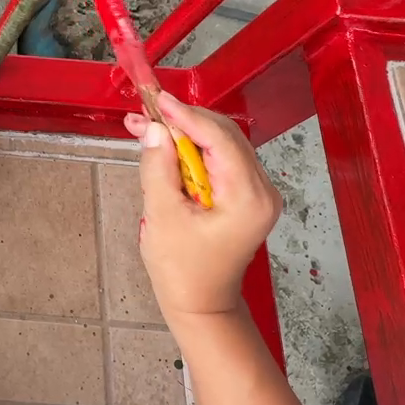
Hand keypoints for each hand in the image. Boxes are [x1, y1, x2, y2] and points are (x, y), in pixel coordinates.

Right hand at [124, 94, 282, 317]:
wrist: (200, 304)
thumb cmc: (181, 268)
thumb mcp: (162, 216)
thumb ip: (158, 167)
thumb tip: (153, 129)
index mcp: (248, 197)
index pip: (219, 140)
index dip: (187, 116)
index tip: (157, 100)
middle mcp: (261, 190)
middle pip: (223, 137)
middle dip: (182, 121)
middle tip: (144, 112)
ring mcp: (255, 193)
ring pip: (219, 146)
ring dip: (182, 134)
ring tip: (143, 127)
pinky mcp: (243, 196)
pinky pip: (217, 162)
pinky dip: (189, 151)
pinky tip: (162, 146)